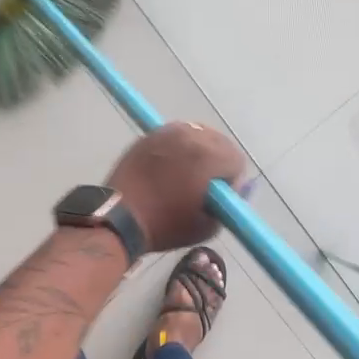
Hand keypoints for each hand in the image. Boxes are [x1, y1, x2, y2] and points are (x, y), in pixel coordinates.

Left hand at [106, 122, 245, 252]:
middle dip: (217, 163)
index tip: (218, 198)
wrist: (117, 218)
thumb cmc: (165, 226)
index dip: (231, 181)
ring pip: (197, 136)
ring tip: (186, 177)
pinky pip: (174, 137)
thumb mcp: (206, 227)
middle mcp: (190, 135)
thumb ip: (231, 205)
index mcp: (208, 155)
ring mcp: (166, 132)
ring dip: (198, 153)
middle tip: (203, 187)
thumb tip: (241, 187)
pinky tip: (169, 169)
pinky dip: (178, 149)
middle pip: (219, 143)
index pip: (236, 161)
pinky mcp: (148, 136)